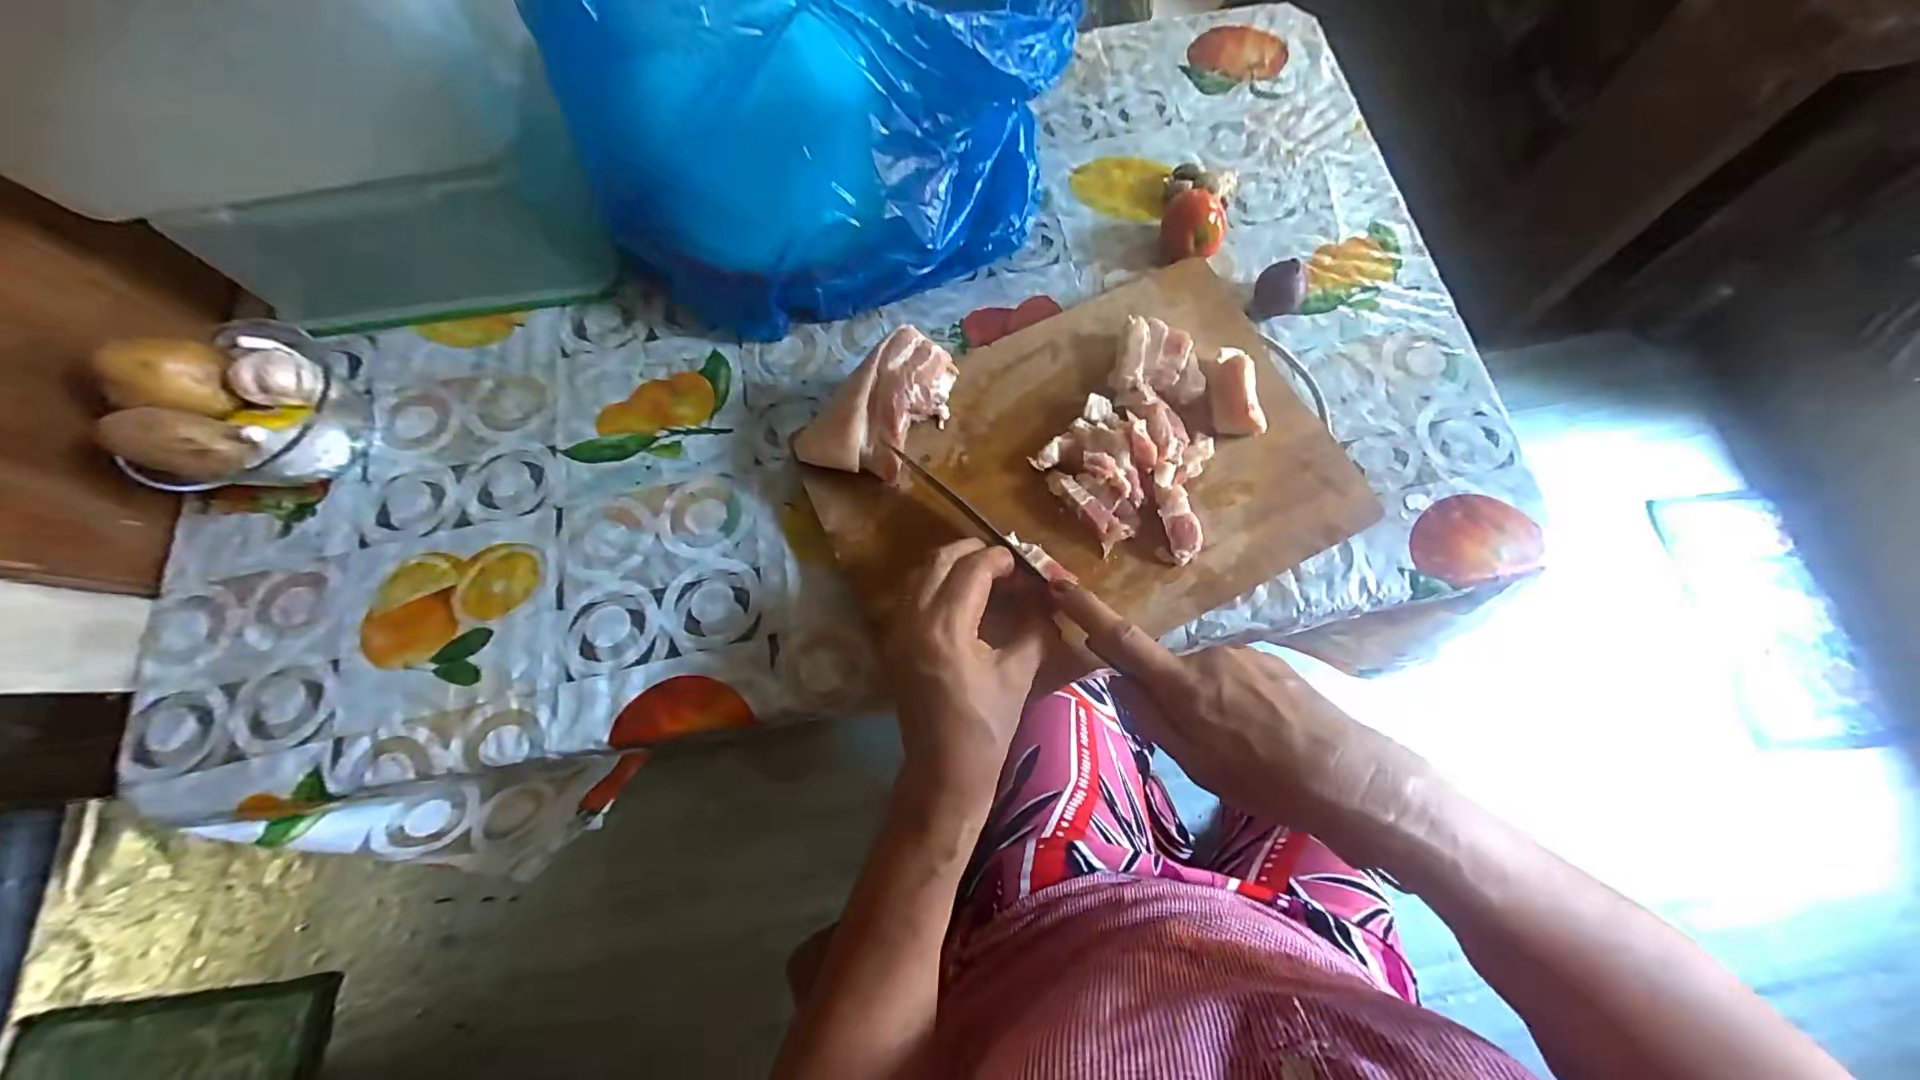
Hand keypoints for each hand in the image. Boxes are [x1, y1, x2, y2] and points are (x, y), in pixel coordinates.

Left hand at [889, 540, 1048, 795]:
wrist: (944, 771)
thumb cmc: (987, 727)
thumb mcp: (1019, 672)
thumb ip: (1032, 624)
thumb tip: (1043, 595)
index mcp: (946, 628)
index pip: (972, 570)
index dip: (1000, 559)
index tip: (1022, 563)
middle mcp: (914, 621)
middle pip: (939, 561)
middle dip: (973, 552)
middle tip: (1003, 562)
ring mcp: (897, 631)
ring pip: (920, 575)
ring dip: (951, 566)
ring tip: (984, 575)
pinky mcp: (893, 644)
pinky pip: (911, 596)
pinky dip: (935, 585)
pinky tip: (961, 598)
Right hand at [1048, 581, 1432, 863]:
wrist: (1351, 777)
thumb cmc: (1264, 781)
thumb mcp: (1196, 764)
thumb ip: (1150, 718)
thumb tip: (1119, 681)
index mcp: (1183, 684)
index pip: (1122, 640)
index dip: (1087, 612)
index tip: (1060, 583)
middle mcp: (1210, 654)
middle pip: (1169, 666)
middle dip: (1172, 693)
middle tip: (1205, 742)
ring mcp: (1244, 652)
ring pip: (1206, 672)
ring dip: (1210, 699)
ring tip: (1246, 742)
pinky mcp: (1272, 657)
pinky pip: (1236, 672)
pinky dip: (1238, 696)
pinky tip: (1267, 730)